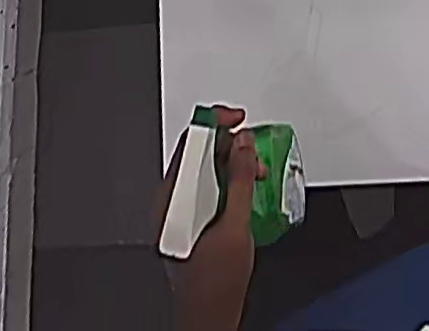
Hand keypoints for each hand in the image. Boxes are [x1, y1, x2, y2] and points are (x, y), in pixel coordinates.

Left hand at [153, 105, 265, 330]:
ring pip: (208, 167)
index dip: (214, 122)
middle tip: (254, 154)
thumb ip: (239, 179)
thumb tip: (242, 143)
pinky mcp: (193, 218)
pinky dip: (232, 178)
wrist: (209, 320)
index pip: (189, 142)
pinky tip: (248, 188)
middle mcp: (173, 201)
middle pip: (200, 152)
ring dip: (236, 163)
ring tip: (255, 175)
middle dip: (232, 146)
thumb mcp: (234, 226)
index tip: (237, 118)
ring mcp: (182, 210)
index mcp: (173, 200)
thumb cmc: (215, 284)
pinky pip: (211, 183)